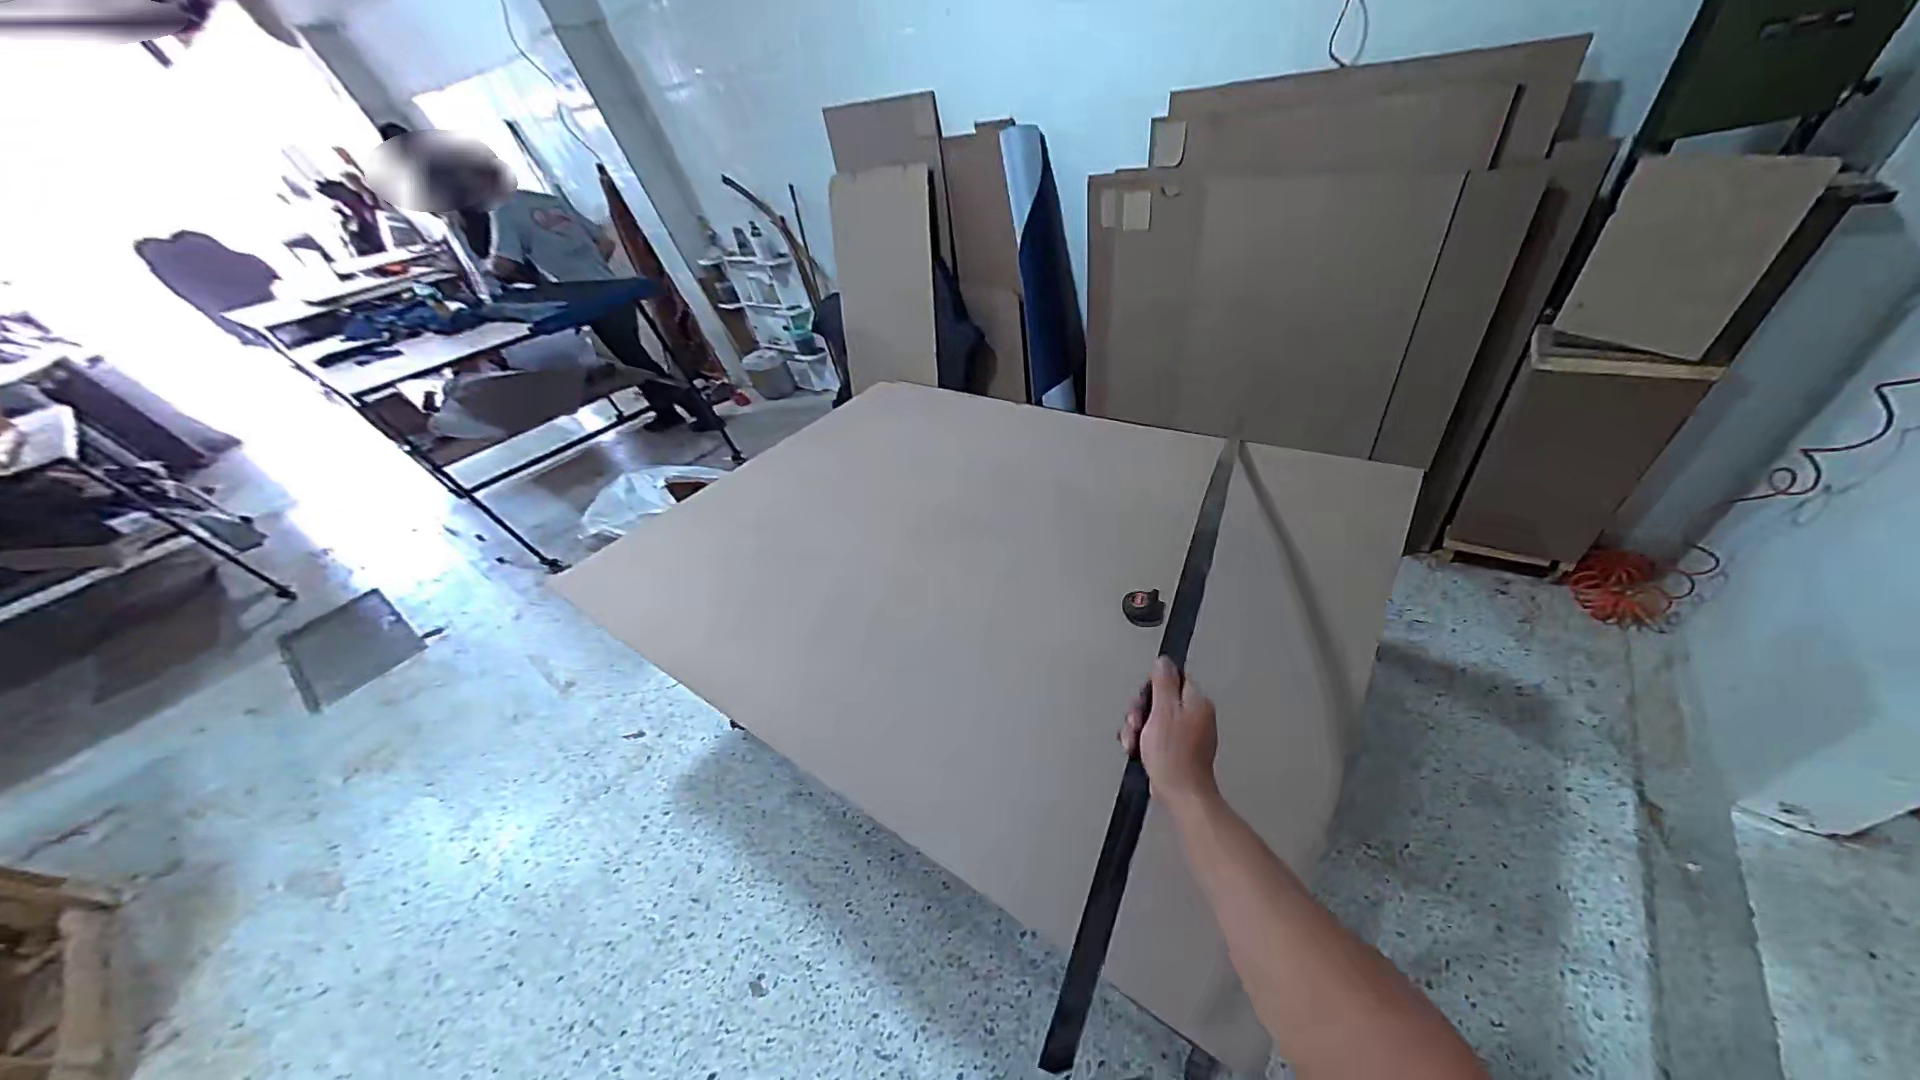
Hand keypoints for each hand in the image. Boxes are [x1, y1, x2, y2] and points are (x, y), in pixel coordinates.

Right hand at [1120, 656, 1219, 807]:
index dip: (1151, 689)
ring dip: (1139, 728)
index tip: (1145, 702)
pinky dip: (1144, 741)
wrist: (1180, 792)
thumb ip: (1163, 682)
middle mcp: (1196, 716)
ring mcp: (1187, 734)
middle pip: (1159, 699)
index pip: (1170, 678)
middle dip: (1141, 711)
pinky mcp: (1178, 749)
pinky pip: (1155, 735)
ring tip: (1138, 741)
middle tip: (1139, 723)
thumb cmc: (1174, 756)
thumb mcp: (1163, 711)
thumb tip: (1163, 662)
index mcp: (1197, 702)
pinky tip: (1140, 750)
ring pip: (1154, 718)